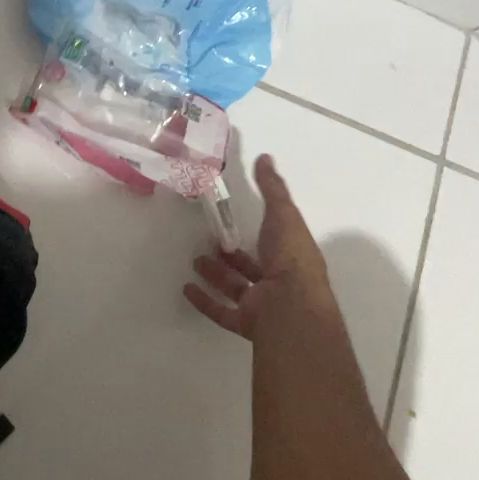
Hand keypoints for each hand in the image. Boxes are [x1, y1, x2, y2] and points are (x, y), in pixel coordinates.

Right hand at [183, 155, 334, 338]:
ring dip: (216, 276)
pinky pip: (223, 312)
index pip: (275, 241)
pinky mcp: (247, 322)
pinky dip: (205, 301)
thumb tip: (265, 157)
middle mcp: (279, 280)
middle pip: (252, 267)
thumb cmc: (289, 257)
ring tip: (195, 262)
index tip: (233, 221)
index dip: (258, 232)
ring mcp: (263, 304)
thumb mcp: (282, 214)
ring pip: (237, 289)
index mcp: (291, 255)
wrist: (291, 306)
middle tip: (209, 244)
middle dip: (231, 257)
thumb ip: (272, 188)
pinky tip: (186, 289)